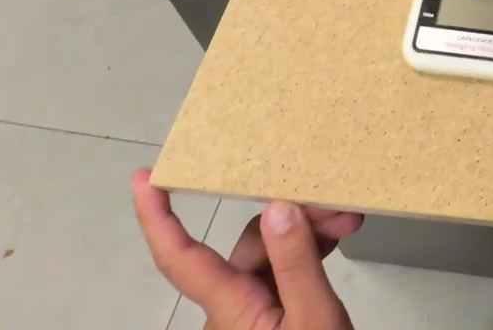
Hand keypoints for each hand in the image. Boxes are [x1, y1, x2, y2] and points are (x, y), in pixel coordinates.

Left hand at [132, 167, 363, 329]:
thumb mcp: (315, 319)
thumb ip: (296, 262)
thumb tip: (277, 204)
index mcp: (230, 311)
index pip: (180, 259)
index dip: (157, 217)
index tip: (142, 178)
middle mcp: (230, 310)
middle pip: (250, 243)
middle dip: (295, 216)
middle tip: (345, 212)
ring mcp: (250, 315)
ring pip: (270, 253)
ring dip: (309, 232)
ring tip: (351, 224)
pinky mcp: (269, 317)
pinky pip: (282, 270)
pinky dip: (308, 249)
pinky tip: (337, 240)